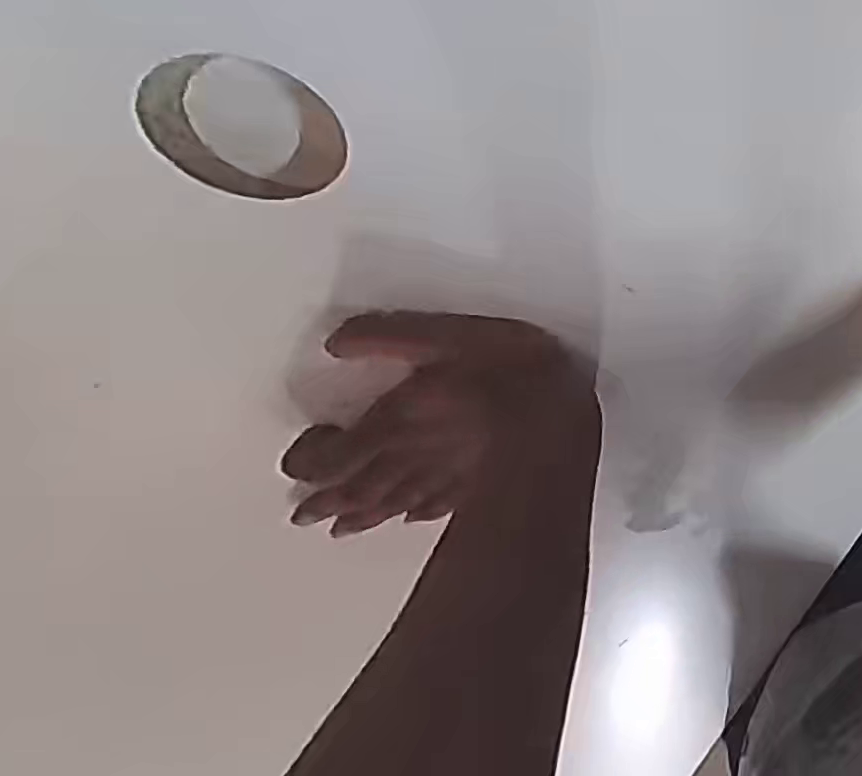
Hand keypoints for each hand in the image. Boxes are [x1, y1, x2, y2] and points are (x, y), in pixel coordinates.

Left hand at [281, 311, 594, 536]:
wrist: (555, 424)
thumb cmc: (508, 380)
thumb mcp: (450, 337)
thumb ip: (391, 336)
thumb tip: (339, 339)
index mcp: (391, 425)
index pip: (323, 458)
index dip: (307, 456)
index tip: (312, 443)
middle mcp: (406, 461)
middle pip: (349, 492)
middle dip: (323, 499)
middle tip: (307, 506)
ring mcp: (441, 481)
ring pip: (386, 507)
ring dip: (359, 517)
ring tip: (342, 526)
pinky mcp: (474, 491)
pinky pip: (432, 510)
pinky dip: (415, 514)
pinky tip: (414, 516)